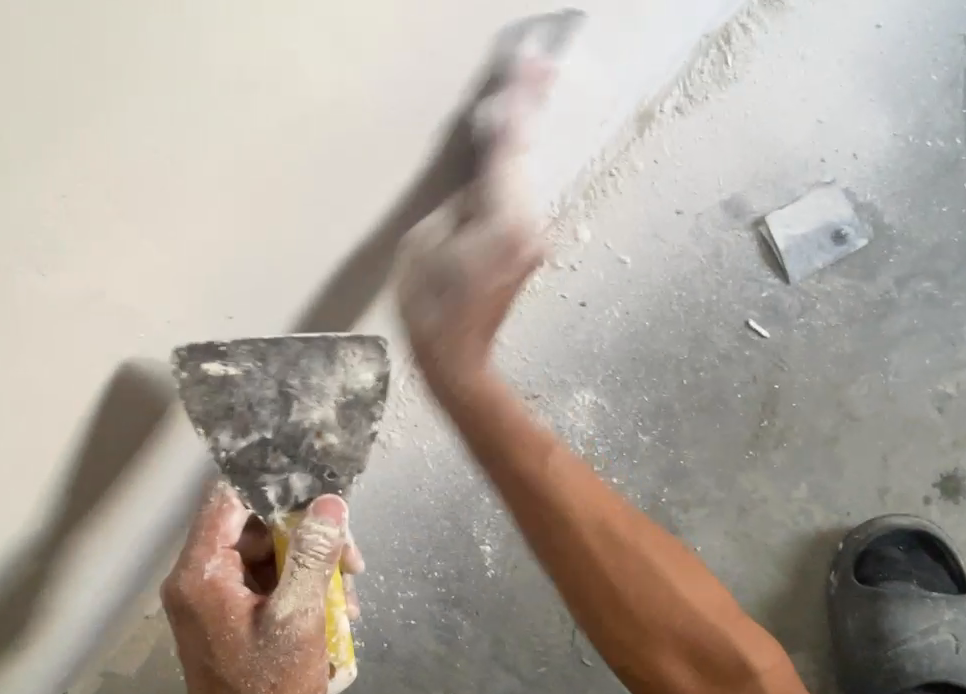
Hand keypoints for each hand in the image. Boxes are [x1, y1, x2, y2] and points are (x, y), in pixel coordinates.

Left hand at [161, 484, 359, 693]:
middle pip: (253, 528)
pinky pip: (266, 586)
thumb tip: (330, 504)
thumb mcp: (299, 617)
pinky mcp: (228, 621)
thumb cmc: (271, 690)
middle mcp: (197, 580)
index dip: (274, 485)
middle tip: (353, 560)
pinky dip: (300, 591)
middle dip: (308, 537)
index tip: (321, 489)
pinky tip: (334, 613)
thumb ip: (313, 556)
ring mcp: (211, 602)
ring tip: (350, 596)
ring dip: (311, 567)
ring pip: (266, 557)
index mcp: (200, 573)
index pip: (228, 499)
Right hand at [395, 54, 555, 390]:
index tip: (527, 65)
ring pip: (527, 175)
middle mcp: (529, 225)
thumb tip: (479, 187)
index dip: (514, 105)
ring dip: (523, 136)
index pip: (509, 148)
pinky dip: (515, 168)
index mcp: (503, 219)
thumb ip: (458, 203)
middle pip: (526, 156)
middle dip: (528, 109)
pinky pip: (520, 196)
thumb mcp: (426, 243)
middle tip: (539, 62)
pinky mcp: (526, 249)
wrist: (458, 360)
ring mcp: (532, 239)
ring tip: (529, 87)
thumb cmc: (430, 308)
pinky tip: (512, 143)